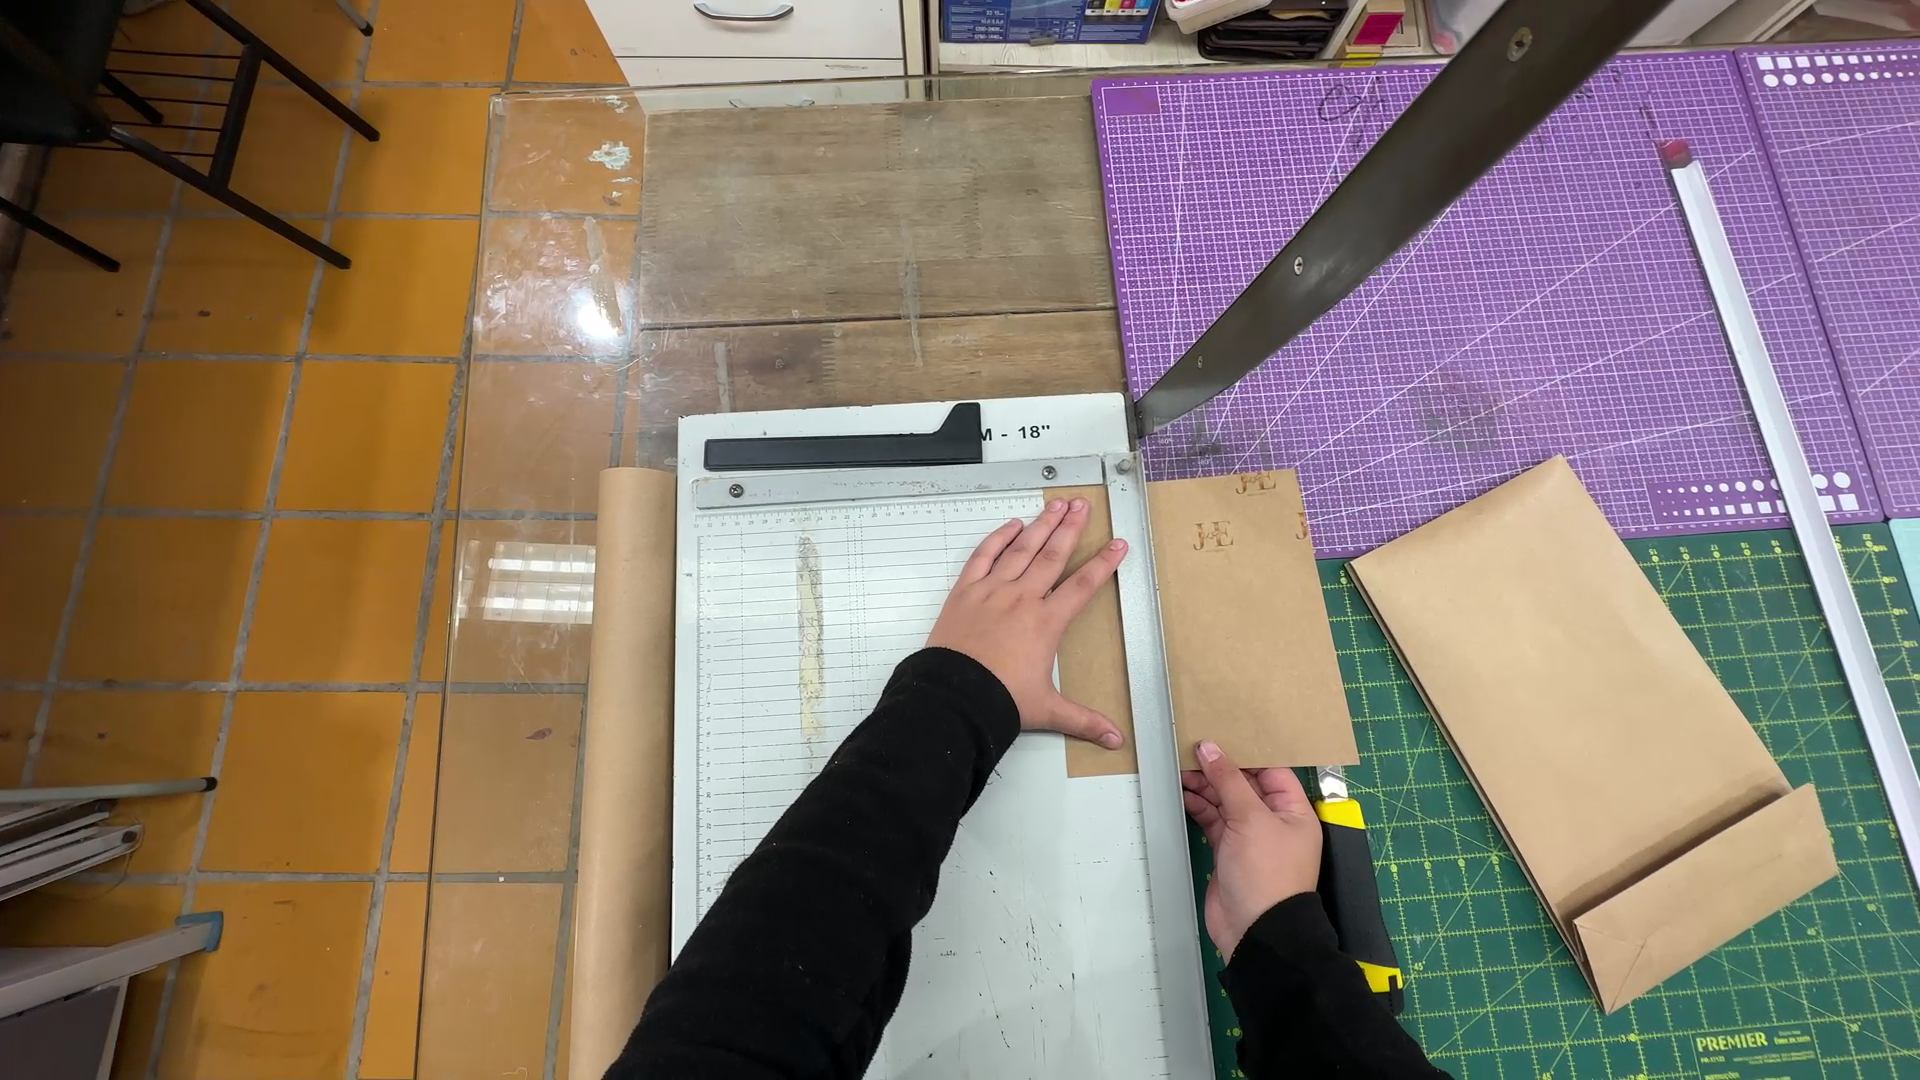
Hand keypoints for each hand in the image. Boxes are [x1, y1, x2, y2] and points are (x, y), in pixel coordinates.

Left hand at [927, 498, 1128, 748]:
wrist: (953, 696)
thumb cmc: (999, 699)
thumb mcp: (1047, 709)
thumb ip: (1083, 719)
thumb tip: (1115, 740)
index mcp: (1046, 622)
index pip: (1083, 586)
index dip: (1103, 563)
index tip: (1118, 544)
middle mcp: (1022, 598)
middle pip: (1053, 555)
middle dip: (1071, 528)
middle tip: (1083, 505)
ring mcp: (992, 591)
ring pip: (1021, 549)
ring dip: (1041, 525)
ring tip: (1056, 505)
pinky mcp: (965, 591)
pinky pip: (983, 556)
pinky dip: (997, 538)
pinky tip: (1011, 525)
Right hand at [1183, 740, 1321, 960]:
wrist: (1255, 931)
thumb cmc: (1266, 872)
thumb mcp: (1250, 818)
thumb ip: (1228, 779)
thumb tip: (1209, 747)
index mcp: (1293, 811)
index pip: (1271, 771)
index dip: (1246, 753)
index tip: (1218, 736)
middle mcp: (1273, 821)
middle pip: (1243, 784)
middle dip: (1218, 769)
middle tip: (1189, 751)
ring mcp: (1249, 836)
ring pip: (1224, 800)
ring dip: (1204, 786)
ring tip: (1180, 770)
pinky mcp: (1227, 849)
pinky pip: (1212, 819)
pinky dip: (1197, 806)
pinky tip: (1181, 793)